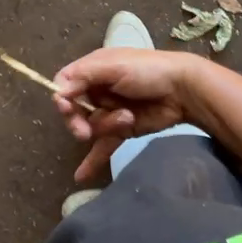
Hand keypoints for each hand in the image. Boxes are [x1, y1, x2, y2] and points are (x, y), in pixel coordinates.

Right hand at [51, 48, 205, 181]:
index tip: (68, 110)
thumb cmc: (147, 70)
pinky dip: (92, 160)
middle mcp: (98, 90)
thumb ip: (85, 76)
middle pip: (74, 110)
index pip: (65, 83)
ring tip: (127, 120)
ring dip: (105, 128)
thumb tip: (58, 93)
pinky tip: (81, 176)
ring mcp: (110, 111)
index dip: (63, 97)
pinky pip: (103, 146)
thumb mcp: (114, 66)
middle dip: (78, 121)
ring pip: (91, 127)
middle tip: (86, 131)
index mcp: (94, 69)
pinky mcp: (122, 130)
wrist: (183, 90)